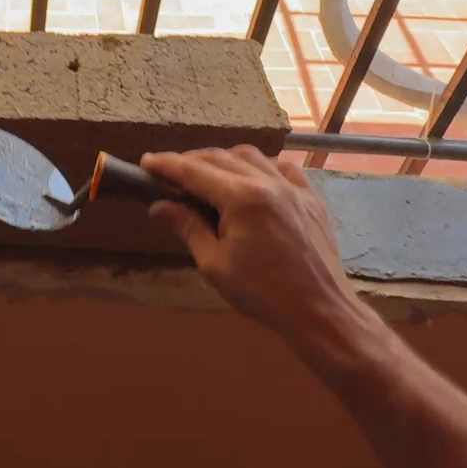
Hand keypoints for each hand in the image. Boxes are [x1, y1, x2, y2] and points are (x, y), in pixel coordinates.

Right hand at [141, 147, 367, 348]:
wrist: (320, 311)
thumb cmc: (262, 293)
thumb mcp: (214, 264)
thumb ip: (187, 227)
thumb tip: (158, 206)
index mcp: (242, 198)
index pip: (194, 171)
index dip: (166, 164)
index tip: (146, 162)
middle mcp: (268, 182)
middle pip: (220, 157)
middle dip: (190, 160)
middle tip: (170, 174)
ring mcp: (294, 187)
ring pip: (252, 156)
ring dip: (224, 159)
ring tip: (207, 175)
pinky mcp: (311, 198)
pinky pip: (283, 167)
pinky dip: (261, 166)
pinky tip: (252, 178)